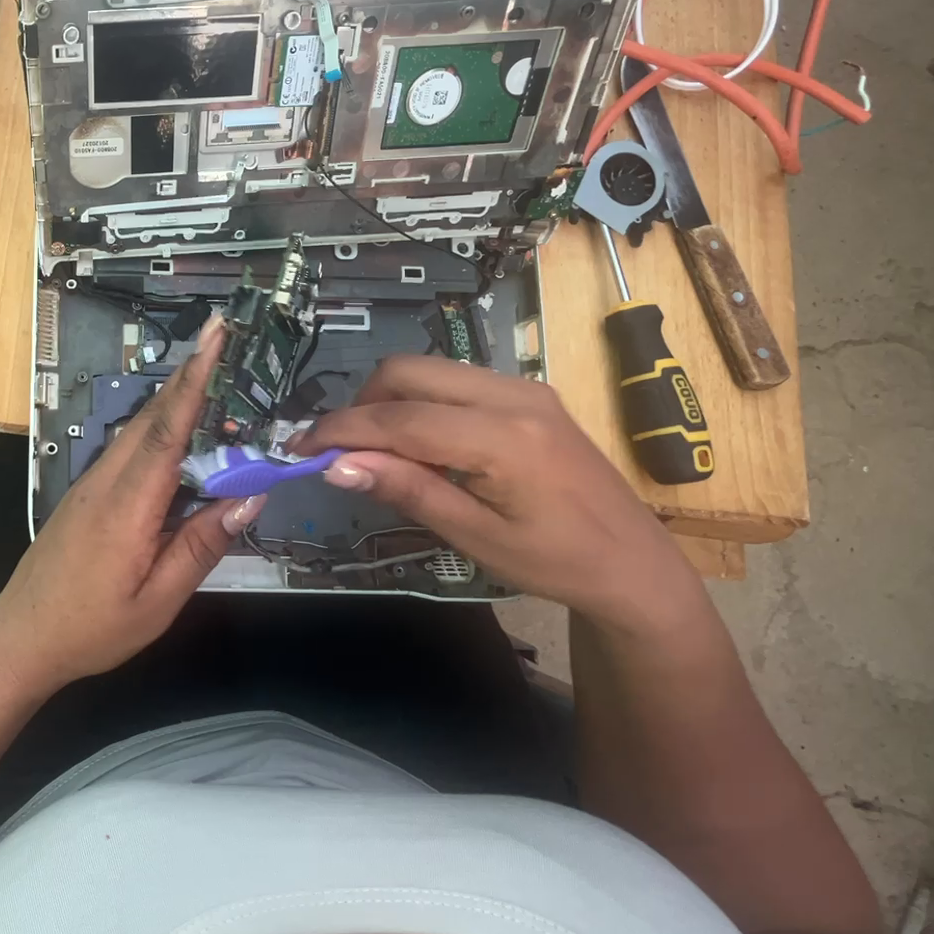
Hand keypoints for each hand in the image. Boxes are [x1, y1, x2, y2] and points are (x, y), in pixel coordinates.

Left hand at [0, 318, 265, 697]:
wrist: (20, 639)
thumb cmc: (90, 629)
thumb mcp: (157, 602)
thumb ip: (201, 546)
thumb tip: (249, 498)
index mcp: (126, 506)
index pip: (168, 431)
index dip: (195, 381)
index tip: (215, 337)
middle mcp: (104, 483)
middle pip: (152, 419)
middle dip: (190, 376)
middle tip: (225, 340)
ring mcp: (89, 486)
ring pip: (137, 433)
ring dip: (176, 402)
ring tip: (216, 379)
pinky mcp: (84, 497)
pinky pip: (128, 453)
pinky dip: (159, 433)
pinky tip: (181, 438)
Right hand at [290, 355, 702, 626]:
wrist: (636, 563)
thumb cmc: (556, 562)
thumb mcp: (475, 536)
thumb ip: (407, 490)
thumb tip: (337, 465)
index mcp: (505, 438)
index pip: (400, 418)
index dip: (341, 431)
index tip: (298, 450)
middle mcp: (514, 396)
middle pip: (407, 371)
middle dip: (361, 405)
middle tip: (340, 453)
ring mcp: (523, 388)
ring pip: (427, 370)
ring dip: (387, 402)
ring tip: (374, 453)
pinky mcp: (527, 394)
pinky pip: (451, 381)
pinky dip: (417, 403)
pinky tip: (417, 446)